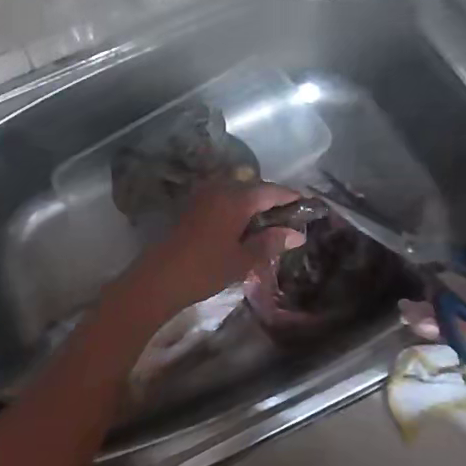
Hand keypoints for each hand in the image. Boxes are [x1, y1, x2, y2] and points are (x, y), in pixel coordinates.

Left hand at [115, 182, 304, 320]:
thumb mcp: (243, 259)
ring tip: (265, 223)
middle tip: (286, 216)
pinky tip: (239, 226)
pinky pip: (219, 200)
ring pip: (233, 192)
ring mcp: (201, 198)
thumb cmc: (206, 269)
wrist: (159, 278)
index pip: (270, 190)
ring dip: (250, 203)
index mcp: (236, 198)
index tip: (305, 203)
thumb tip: (297, 234)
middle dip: (270, 198)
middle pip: (251, 187)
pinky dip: (233, 208)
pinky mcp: (189, 209)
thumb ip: (271, 242)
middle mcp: (218, 190)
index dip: (289, 196)